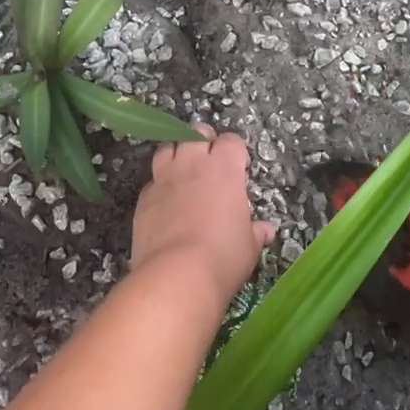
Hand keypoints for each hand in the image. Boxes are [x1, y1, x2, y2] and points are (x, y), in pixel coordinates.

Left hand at [130, 125, 273, 308]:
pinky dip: (160, 185)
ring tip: (183, 170)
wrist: (176, 276)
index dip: (235, 151)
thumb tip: (265, 230)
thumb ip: (256, 232)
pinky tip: (165, 202)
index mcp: (224, 169)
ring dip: (177, 153)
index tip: (239, 166)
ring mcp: (165, 178)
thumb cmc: (223, 258)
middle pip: (197, 133)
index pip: (232, 142)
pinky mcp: (144, 198)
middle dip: (204, 140)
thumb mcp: (249, 247)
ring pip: (168, 148)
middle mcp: (193, 164)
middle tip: (210, 159)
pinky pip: (152, 180)